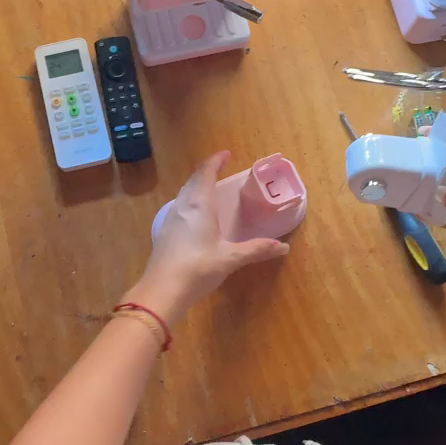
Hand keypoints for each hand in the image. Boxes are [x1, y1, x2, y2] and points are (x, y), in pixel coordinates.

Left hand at [128, 151, 289, 321]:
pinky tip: (196, 216)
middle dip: (206, 172)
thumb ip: (256, 250)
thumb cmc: (198, 268)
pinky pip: (179, 207)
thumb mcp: (230, 258)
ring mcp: (170, 219)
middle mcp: (182, 206)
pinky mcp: (164, 232)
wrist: (162, 290)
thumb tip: (283, 247)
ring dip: (196, 186)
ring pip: (184, 193)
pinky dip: (190, 202)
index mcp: (199, 204)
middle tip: (220, 169)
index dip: (216, 161)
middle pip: (193, 181)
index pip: (206, 173)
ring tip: (209, 189)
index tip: (226, 154)